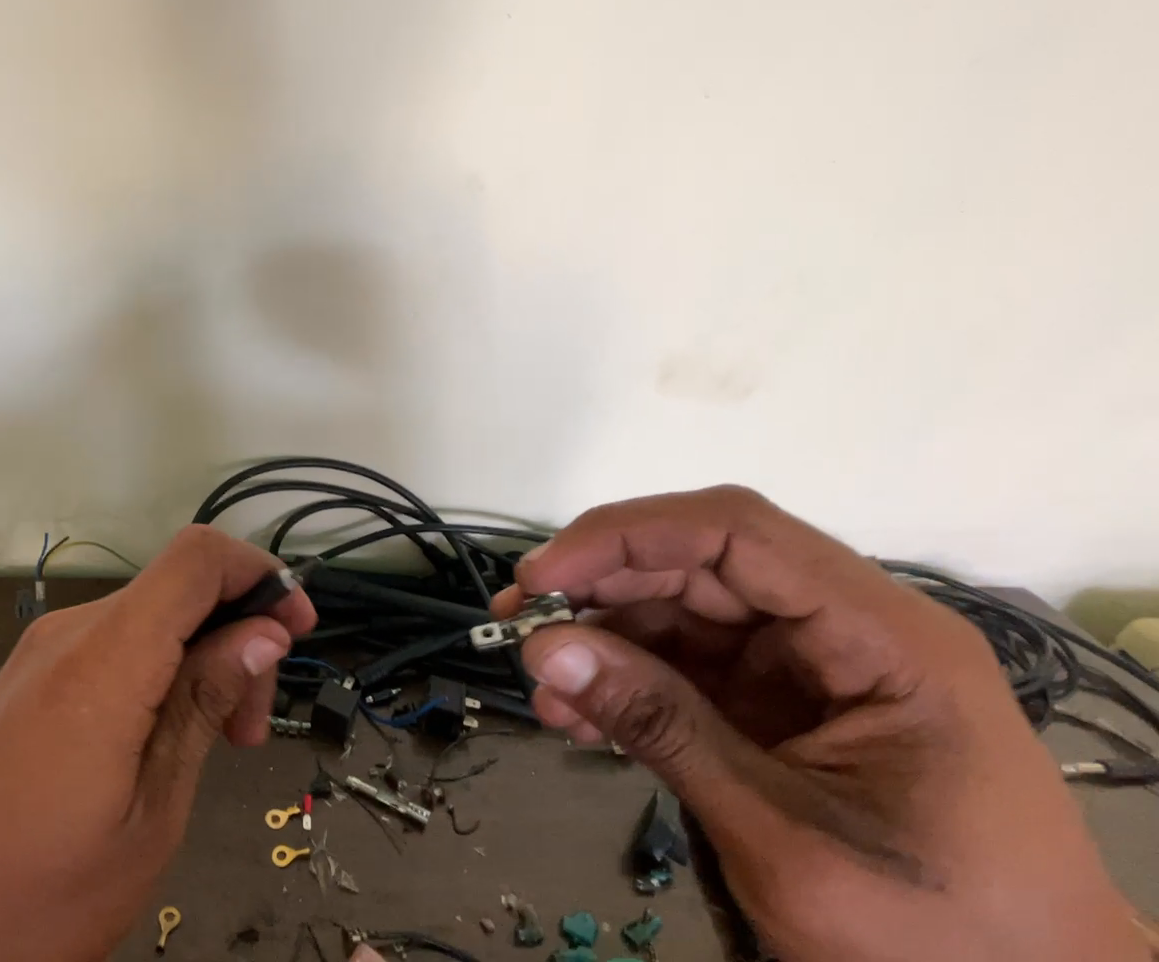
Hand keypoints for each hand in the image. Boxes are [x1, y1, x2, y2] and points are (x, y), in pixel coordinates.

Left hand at [0, 526, 315, 961]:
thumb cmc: (42, 891)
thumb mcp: (152, 809)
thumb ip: (204, 704)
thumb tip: (263, 634)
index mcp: (105, 657)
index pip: (197, 558)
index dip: (258, 574)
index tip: (296, 631)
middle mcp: (70, 632)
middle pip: (179, 589)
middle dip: (236, 637)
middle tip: (249, 729)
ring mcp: (43, 651)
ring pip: (151, 617)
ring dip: (200, 661)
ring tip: (215, 744)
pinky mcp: (31, 676)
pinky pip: (115, 645)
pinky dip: (159, 672)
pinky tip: (165, 738)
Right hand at [492, 486, 1143, 961]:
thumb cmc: (936, 935)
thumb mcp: (784, 833)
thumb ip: (663, 729)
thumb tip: (544, 648)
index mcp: (883, 637)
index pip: (739, 534)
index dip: (629, 537)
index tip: (544, 577)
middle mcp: (844, 630)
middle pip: (700, 564)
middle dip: (601, 587)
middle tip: (518, 620)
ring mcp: (808, 667)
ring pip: (681, 613)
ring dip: (604, 641)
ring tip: (543, 685)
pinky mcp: (778, 704)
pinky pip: (684, 669)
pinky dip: (625, 685)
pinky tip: (577, 715)